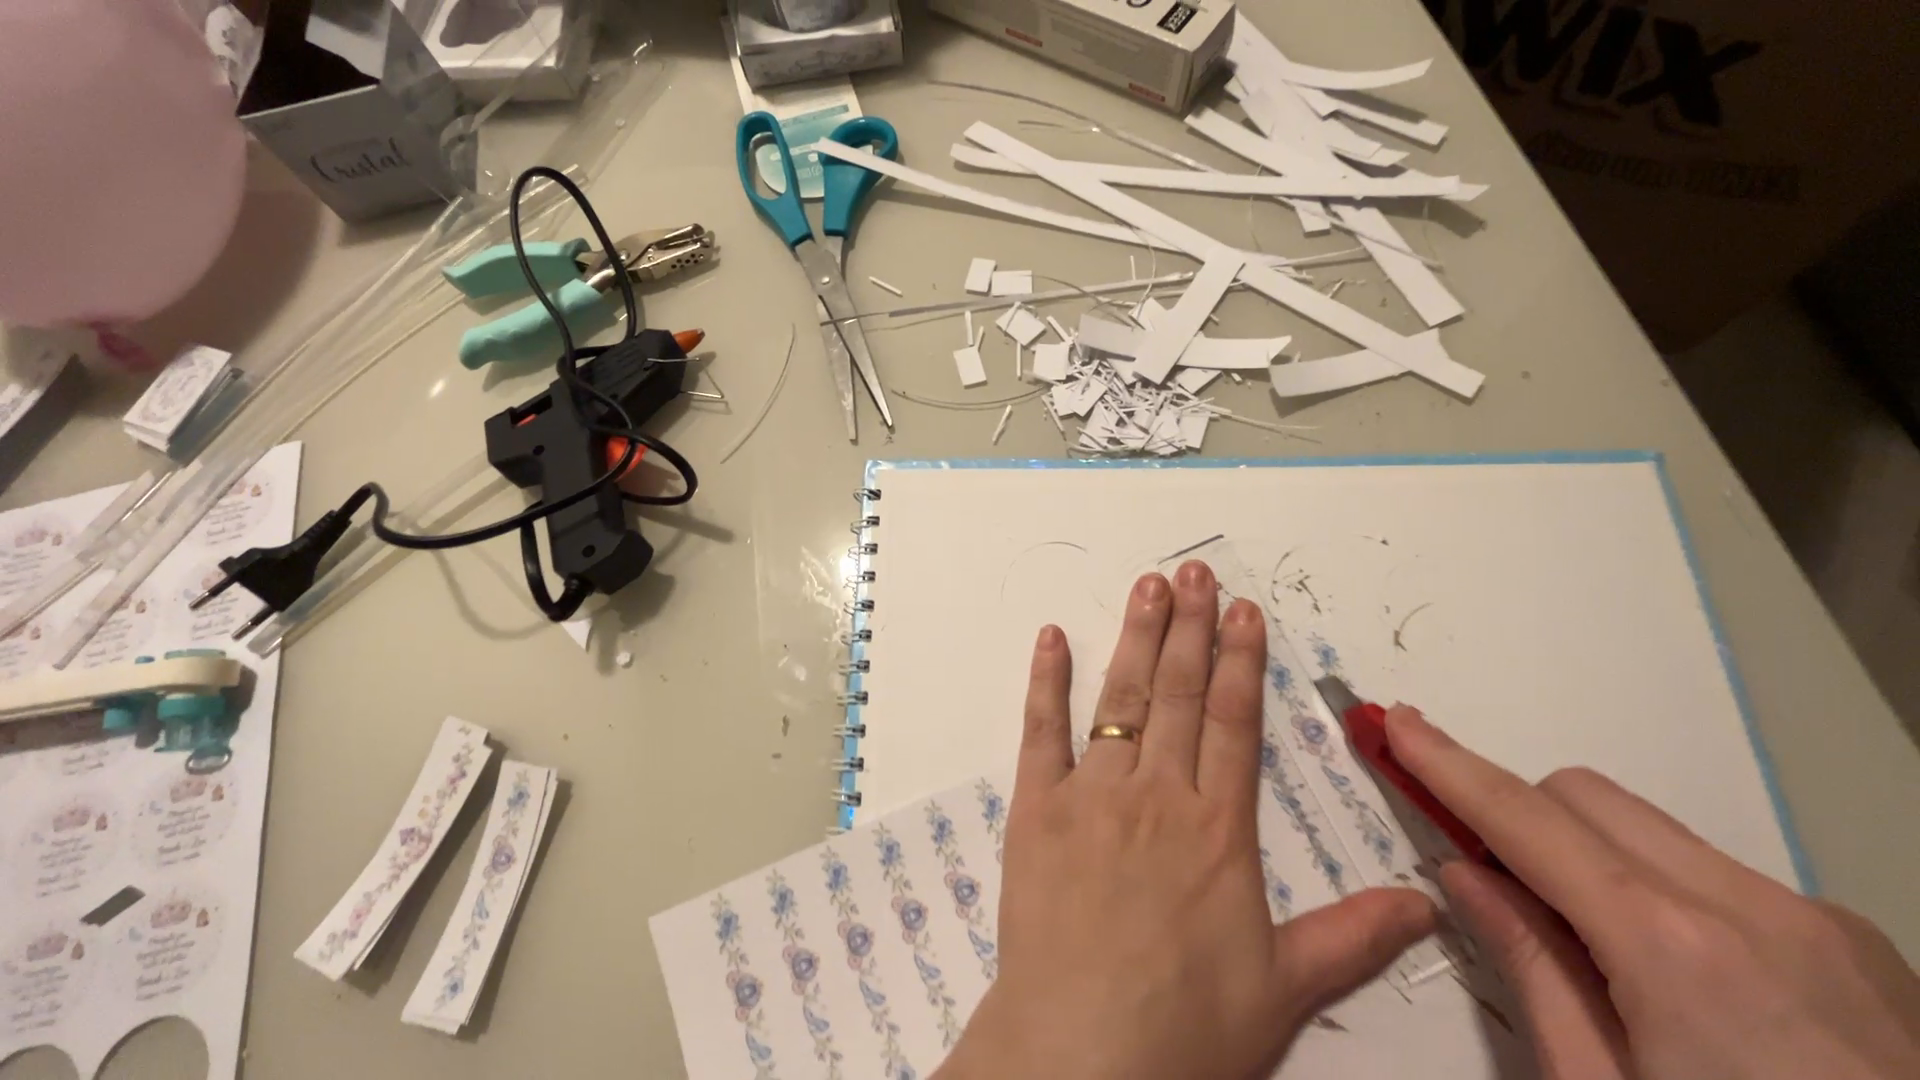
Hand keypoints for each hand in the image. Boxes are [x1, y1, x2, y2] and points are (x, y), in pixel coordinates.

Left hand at [936, 564, 1435, 1079]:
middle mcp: (1157, 795)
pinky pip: (1041, 732)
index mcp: (1218, 828)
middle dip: (1192, 627)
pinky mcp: (1035, 810)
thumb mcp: (1285, 988)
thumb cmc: (1186, 1026)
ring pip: (1122, 699)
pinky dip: (1047, 681)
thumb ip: (1354, 937)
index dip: (1244, 660)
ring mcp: (1091, 796)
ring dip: (1138, 638)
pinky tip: (1053, 637)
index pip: (1237, 722)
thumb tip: (1432, 905)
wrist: (1081, 1054)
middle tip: (1196, 570)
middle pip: (1181, 693)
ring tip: (1150, 585)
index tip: (1246, 610)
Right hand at [1387, 705, 1919, 1079]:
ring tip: (1591, 946)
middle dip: (1520, 815)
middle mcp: (1748, 905)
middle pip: (1587, 798)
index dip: (1447, 766)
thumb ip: (1530, 970)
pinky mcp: (1858, 944)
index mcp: (1671, 945)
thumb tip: (1466, 874)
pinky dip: (1666, 891)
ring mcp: (1815, 919)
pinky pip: (1721, 876)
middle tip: (1483, 871)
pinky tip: (1688, 982)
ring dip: (1592, 855)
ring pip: (1654, 831)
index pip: (1525, 819)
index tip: (1397, 722)